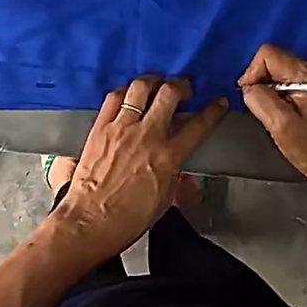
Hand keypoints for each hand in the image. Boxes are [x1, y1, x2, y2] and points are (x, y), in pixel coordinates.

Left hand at [47, 76, 227, 261]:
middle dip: (182, 85)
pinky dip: (125, 92)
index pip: (199, 124)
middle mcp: (147, 136)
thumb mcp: (164, 199)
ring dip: (153, 81)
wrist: (88, 225)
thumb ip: (178, 181)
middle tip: (184, 89)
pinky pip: (114, 98)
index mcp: (169, 156)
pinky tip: (128, 96)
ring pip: (141, 88)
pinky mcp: (100, 128)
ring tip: (157, 84)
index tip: (218, 103)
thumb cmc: (127, 219)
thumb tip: (187, 181)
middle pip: (170, 93)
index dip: (213, 110)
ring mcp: (122, 128)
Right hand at [238, 44, 306, 188]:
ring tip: (272, 110)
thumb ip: (260, 99)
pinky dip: (279, 91)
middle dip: (261, 80)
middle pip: (275, 59)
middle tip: (260, 106)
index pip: (269, 54)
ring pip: (280, 69)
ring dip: (269, 87)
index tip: (250, 94)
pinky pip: (289, 79)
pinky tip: (282, 110)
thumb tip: (249, 86)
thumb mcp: (279, 125)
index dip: (253, 72)